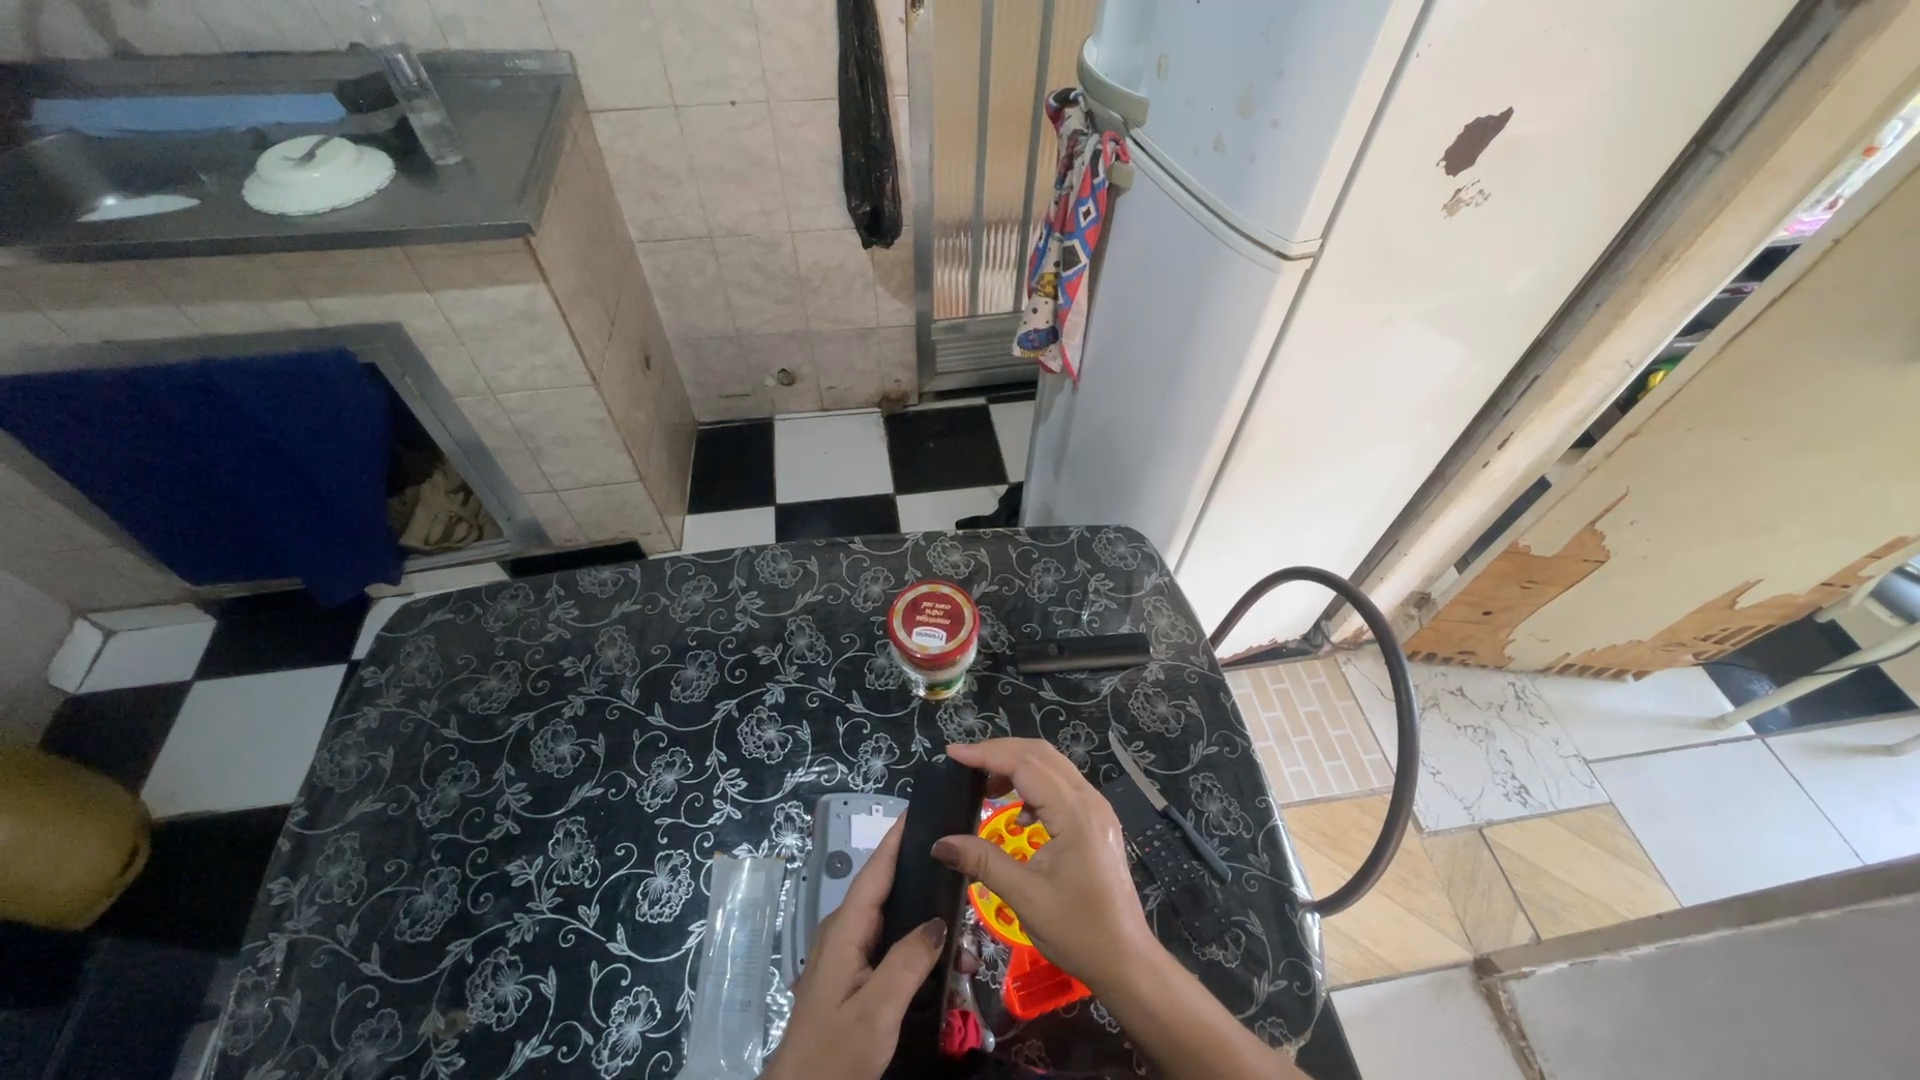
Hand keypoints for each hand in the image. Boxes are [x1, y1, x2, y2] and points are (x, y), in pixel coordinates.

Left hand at [762, 816, 946, 1079]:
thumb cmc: (834, 1052)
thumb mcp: (877, 1010)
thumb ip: (908, 961)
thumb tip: (939, 920)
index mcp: (845, 930)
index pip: (875, 871)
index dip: (898, 838)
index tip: (923, 808)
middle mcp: (844, 933)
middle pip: (889, 892)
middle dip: (927, 884)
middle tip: (968, 878)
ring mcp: (847, 955)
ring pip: (895, 924)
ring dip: (929, 930)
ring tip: (967, 947)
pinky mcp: (854, 976)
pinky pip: (892, 950)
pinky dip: (919, 953)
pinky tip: (946, 971)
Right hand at [932, 738, 1154, 994]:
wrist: (1126, 960)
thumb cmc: (1078, 930)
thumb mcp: (1025, 897)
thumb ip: (983, 861)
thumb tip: (940, 843)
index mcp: (1075, 814)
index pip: (1025, 764)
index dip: (986, 754)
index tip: (951, 754)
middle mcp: (1090, 801)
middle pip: (1041, 755)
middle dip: (1000, 752)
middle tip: (963, 764)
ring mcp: (1097, 810)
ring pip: (1053, 767)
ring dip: (1017, 767)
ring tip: (984, 787)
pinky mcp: (1097, 823)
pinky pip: (1062, 787)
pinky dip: (1034, 787)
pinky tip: (1019, 817)